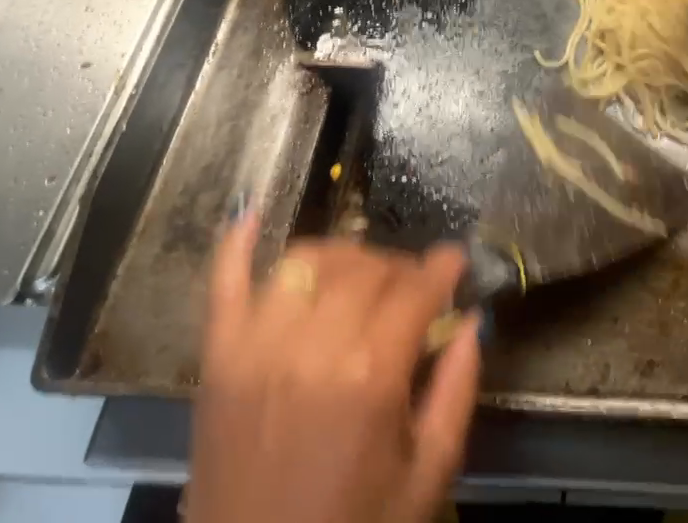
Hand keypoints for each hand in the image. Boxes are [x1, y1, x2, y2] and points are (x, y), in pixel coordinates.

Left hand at [188, 217, 479, 522]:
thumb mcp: (428, 471)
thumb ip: (457, 389)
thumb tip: (472, 321)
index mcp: (370, 376)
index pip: (415, 290)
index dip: (443, 267)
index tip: (456, 260)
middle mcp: (311, 347)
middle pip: (365, 269)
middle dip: (400, 265)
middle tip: (414, 283)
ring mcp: (255, 348)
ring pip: (305, 262)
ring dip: (341, 254)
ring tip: (359, 271)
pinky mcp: (215, 361)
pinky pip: (222, 285)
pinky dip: (235, 245)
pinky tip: (252, 215)